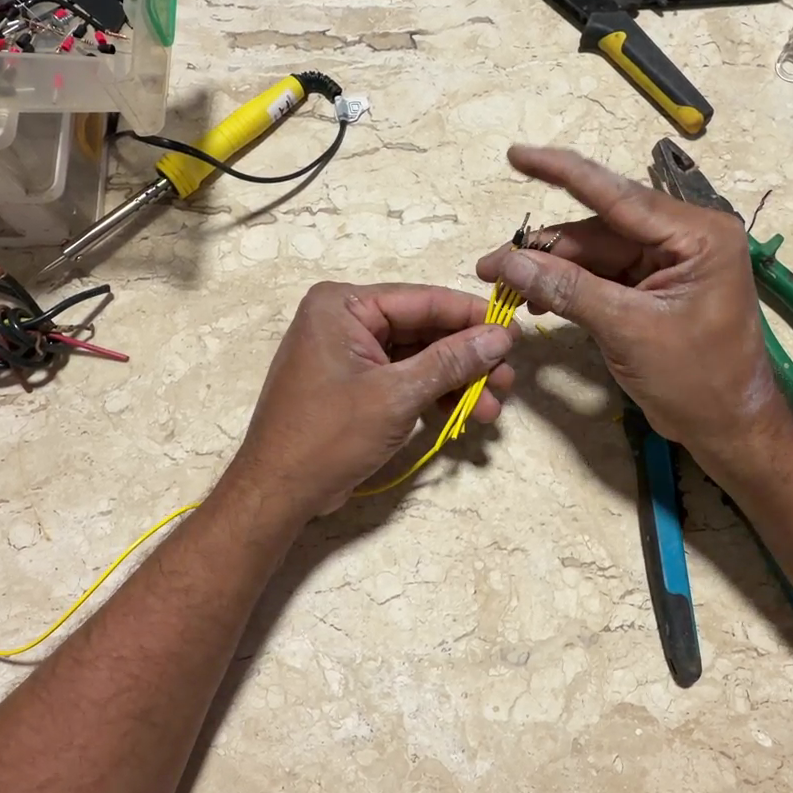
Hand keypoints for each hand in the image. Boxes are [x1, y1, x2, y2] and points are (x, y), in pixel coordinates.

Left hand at [225, 282, 515, 515]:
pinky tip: (464, 414)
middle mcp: (345, 320)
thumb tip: (501, 336)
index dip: (472, 317)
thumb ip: (450, 362)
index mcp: (344, 306)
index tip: (515, 333)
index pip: (422, 300)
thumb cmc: (328, 436)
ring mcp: (350, 354)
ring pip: (419, 357)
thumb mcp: (396, 396)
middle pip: (424, 329)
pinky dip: (434, 396)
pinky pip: (404, 378)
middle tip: (508, 381)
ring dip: (456, 382)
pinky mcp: (356, 384)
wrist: (277, 492)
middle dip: (467, 358)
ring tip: (492, 409)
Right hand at [476, 146, 788, 461]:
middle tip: (491, 266)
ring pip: (595, 254)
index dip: (562, 173)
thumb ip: (568, 290)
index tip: (517, 155)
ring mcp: (668, 263)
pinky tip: (536, 298)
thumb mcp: (629, 330)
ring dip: (551, 270)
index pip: (618, 196)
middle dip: (545, 247)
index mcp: (697, 234)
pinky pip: (602, 277)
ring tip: (505, 287)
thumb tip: (508, 263)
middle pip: (600, 229)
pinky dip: (569, 287)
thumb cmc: (696, 379)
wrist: (729, 428)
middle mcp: (683, 238)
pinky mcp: (653, 288)